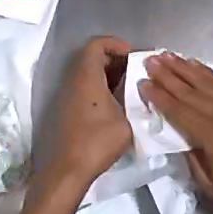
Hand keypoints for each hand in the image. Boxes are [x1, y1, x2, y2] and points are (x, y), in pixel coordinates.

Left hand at [37, 36, 133, 195]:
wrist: (68, 170)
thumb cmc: (97, 142)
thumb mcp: (127, 121)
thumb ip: (137, 102)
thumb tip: (144, 93)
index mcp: (87, 77)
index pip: (97, 44)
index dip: (116, 43)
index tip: (134, 55)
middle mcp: (75, 81)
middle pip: (93, 56)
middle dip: (117, 58)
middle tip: (138, 70)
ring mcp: (69, 95)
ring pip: (89, 73)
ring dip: (110, 74)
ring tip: (133, 85)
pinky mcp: (69, 109)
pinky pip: (86, 87)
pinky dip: (103, 86)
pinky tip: (120, 102)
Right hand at [138, 53, 212, 213]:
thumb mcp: (207, 181)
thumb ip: (191, 152)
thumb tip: (179, 132)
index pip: (180, 110)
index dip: (160, 96)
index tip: (143, 82)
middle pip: (192, 92)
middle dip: (169, 75)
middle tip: (150, 60)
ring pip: (209, 84)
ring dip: (186, 69)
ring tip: (168, 56)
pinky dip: (209, 75)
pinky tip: (196, 66)